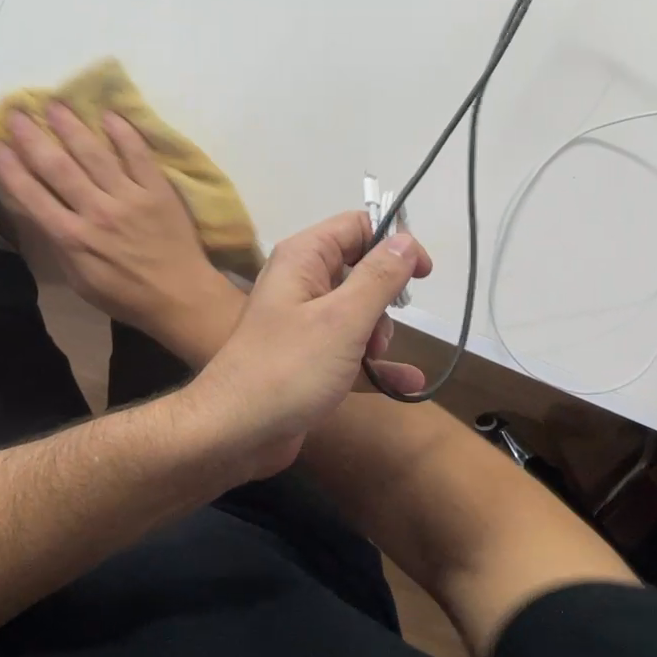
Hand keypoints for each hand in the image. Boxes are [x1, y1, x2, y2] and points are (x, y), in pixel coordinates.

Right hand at [0, 104, 240, 350]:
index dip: (9, 167)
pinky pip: (138, 155)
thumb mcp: (80, 280)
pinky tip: (108, 114)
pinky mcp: (157, 190)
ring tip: (55, 104)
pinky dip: (123, 133)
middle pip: (58, 167)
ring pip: (94, 154)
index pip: (32, 195)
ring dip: (71, 127)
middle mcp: (96, 213)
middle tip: (18, 112)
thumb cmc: (125, 294)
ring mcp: (128, 198)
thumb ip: (60, 244)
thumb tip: (41, 211)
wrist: (179, 297)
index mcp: (72, 239)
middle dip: (33, 138)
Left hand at [188, 212, 430, 478]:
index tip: (422, 272)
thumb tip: (407, 240)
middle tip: (383, 326)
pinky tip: (407, 383)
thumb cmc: (289, 368)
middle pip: (359, 269)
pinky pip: (351, 350)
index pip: (355, 226)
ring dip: (378, 333)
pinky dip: (375, 363)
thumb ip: (379, 278)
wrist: (235, 430)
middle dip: (384, 296)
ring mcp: (302, 321)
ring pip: (357, 312)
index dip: (392, 242)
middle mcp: (299, 282)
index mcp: (302, 258)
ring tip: (374, 356)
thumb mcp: (342, 319)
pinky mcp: (307, 358)